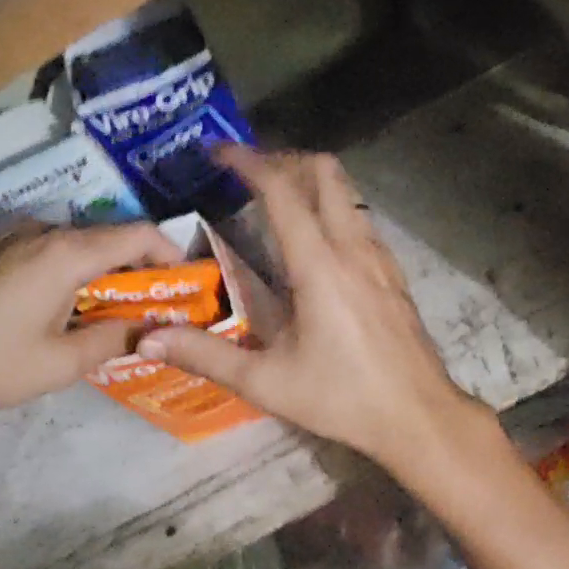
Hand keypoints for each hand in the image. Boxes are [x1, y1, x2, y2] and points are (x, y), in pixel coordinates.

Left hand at [0, 223, 181, 454]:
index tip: (189, 281)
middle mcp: (45, 234)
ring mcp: (17, 240)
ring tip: (122, 312)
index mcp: (67, 253)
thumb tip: (153, 330)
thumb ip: (114, 339)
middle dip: (141, 268)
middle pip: (110, 238)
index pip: (138, 234)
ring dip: (107, 273)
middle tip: (161, 305)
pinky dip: (77, 274)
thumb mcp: (61, 362)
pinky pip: (54, 254)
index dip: (171, 252)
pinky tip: (76, 309)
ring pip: (81, 246)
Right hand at [137, 147, 492, 474]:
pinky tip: (314, 245)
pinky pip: (360, 219)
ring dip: (310, 181)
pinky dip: (332, 209)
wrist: (418, 415)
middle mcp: (352, 247)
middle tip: (248, 176)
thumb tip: (150, 338)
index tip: (219, 153)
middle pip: (324, 171)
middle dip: (283, 160)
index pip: (282, 189)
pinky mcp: (393, 273)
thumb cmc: (342, 397)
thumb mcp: (267, 382)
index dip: (248, 161)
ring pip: (347, 192)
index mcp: (318, 264)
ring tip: (275, 202)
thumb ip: (206, 355)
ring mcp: (379, 257)